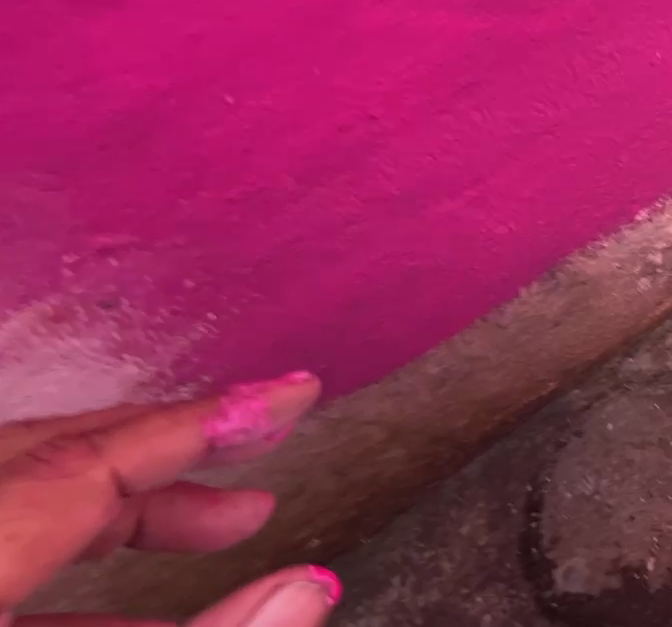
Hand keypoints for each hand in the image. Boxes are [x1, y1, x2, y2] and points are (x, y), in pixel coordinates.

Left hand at [0, 373, 335, 625]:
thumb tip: (314, 584)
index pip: (82, 461)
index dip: (203, 420)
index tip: (299, 392)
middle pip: (41, 455)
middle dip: (170, 443)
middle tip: (270, 441)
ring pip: (19, 496)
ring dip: (132, 506)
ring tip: (236, 521)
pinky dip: (73, 559)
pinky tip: (140, 608)